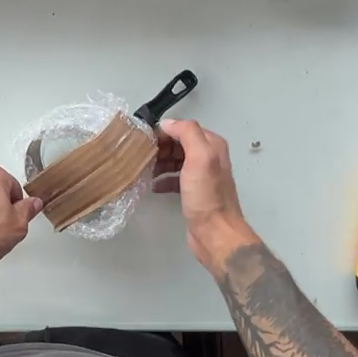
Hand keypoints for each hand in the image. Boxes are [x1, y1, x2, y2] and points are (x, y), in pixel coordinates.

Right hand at [156, 120, 257, 267]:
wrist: (215, 232)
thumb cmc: (207, 196)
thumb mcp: (200, 158)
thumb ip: (187, 133)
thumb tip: (168, 123)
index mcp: (212, 145)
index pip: (183, 128)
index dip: (164, 133)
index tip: (145, 141)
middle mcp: (209, 157)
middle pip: (179, 143)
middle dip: (160, 148)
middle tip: (142, 156)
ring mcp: (202, 176)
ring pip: (176, 160)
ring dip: (159, 162)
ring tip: (144, 169)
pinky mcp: (194, 192)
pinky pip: (175, 178)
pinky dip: (163, 179)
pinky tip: (153, 185)